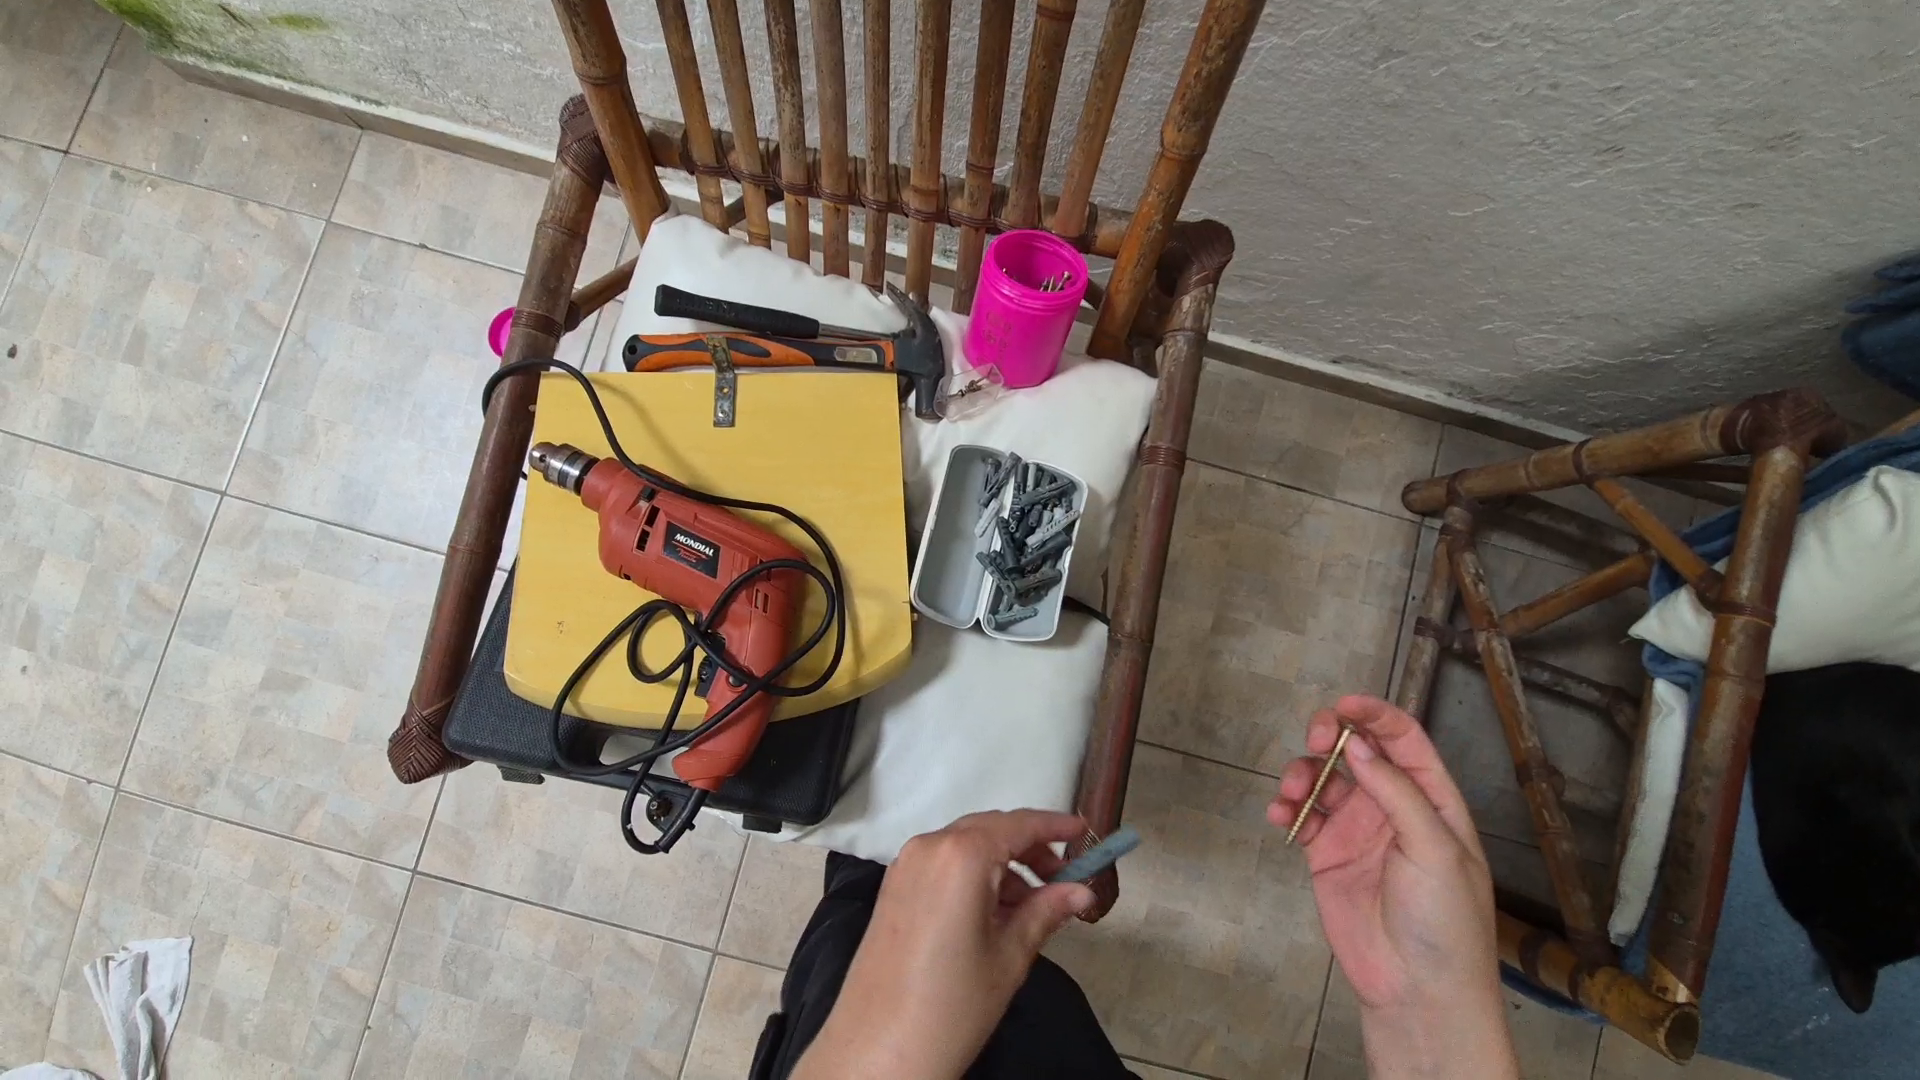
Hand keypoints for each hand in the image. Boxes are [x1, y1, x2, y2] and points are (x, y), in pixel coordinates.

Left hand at [793, 810, 1095, 1079]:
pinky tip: (995, 912)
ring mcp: (906, 864)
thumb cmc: (952, 1004)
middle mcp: (930, 845)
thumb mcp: (1009, 956)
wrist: (877, 1051)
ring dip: (1002, 865)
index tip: (1084, 831)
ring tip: (1033, 906)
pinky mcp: (894, 886)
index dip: (1054, 826)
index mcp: (961, 854)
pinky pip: (944, 863)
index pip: (1018, 825)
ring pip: (966, 846)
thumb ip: (1047, 911)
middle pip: (991, 830)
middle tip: (1065, 879)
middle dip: (1030, 848)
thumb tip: (1083, 890)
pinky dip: (974, 875)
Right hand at [1268, 695, 1517, 1079]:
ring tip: (1291, 793)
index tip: (1343, 705)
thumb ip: (1396, 793)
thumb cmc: (1444, 920)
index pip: (1404, 740)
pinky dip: (1285, 807)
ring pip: (1321, 779)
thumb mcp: (1434, 851)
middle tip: (1317, 741)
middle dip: (1332, 736)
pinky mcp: (1325, 852)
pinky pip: (1300, 815)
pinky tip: (1280, 817)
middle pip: (1356, 750)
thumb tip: (1358, 743)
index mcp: (1430, 800)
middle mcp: (1390, 806)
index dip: (1375, 715)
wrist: (1415, 990)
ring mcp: (1355, 828)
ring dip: (1302, 774)